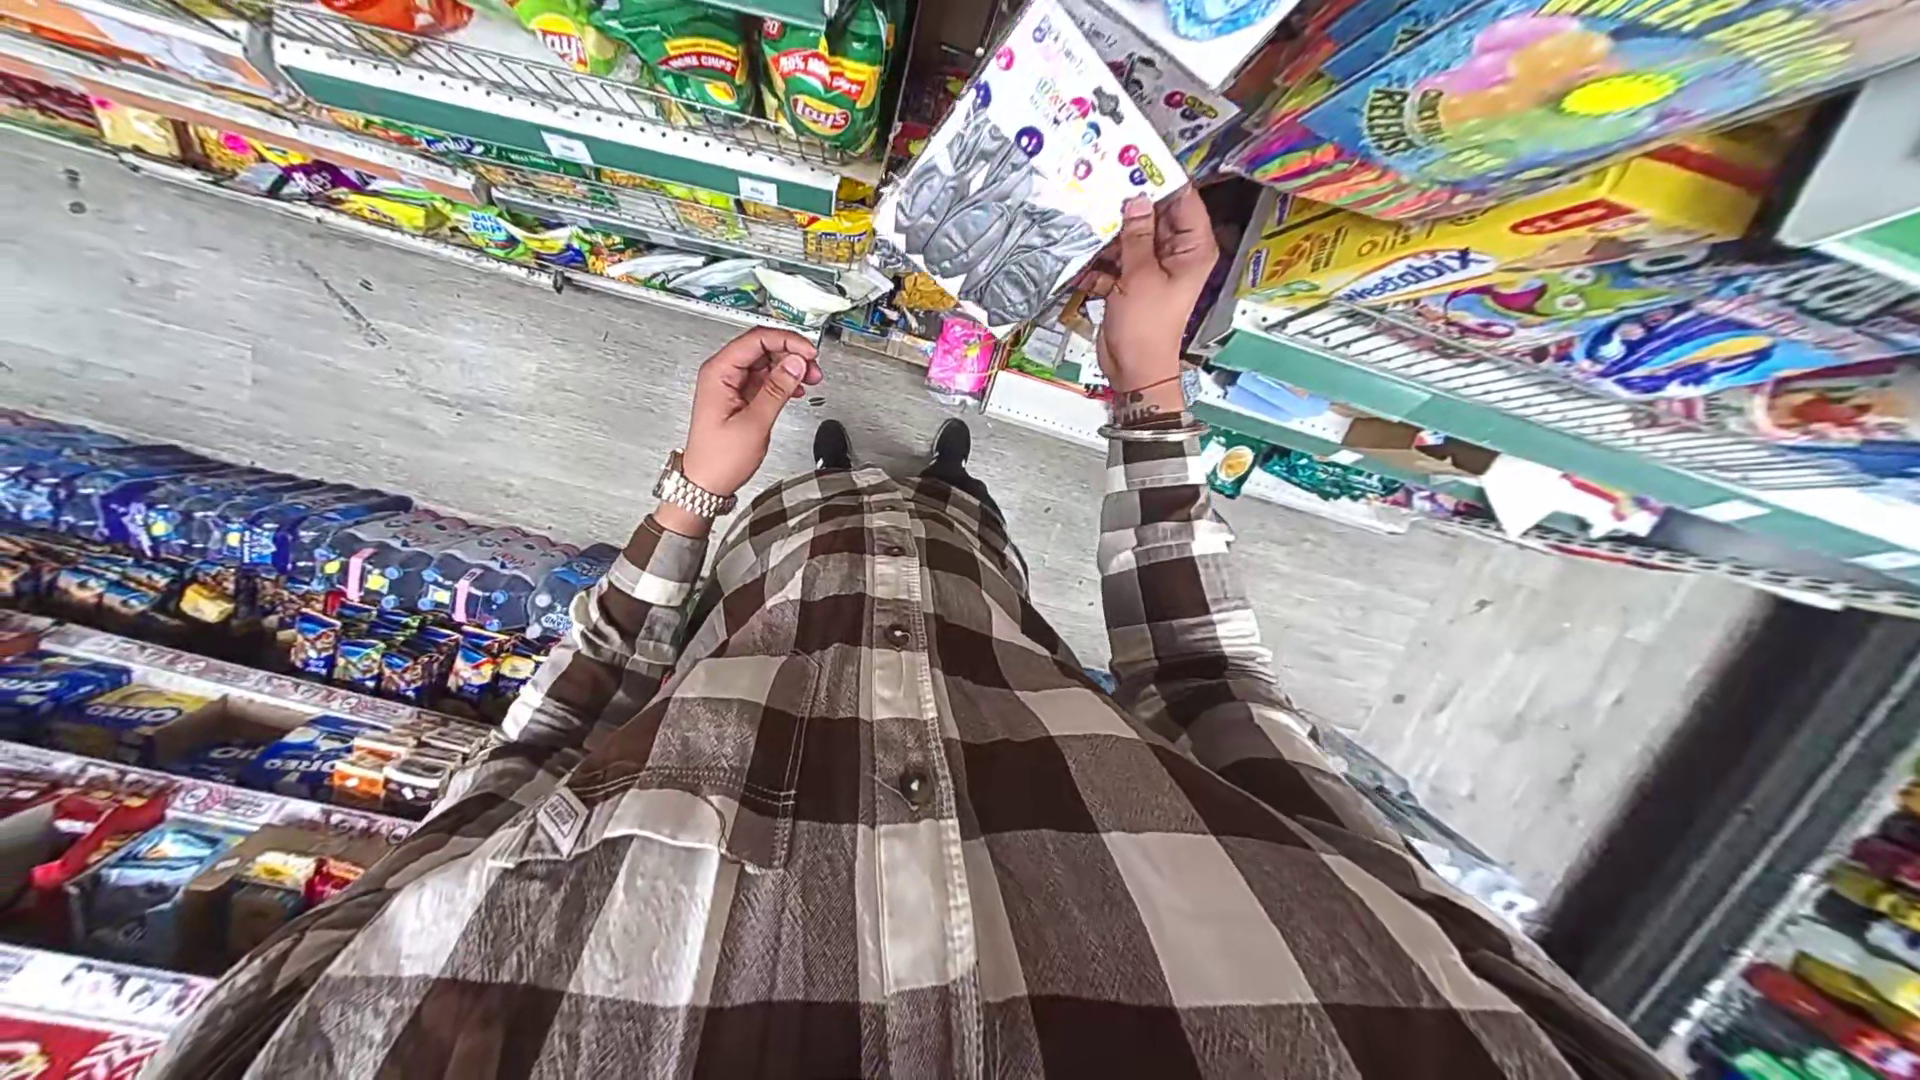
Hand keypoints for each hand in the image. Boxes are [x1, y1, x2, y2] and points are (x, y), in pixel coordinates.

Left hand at [678, 327, 820, 498]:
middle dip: (792, 354)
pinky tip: (796, 390)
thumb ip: (777, 389)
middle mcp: (722, 374)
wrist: (707, 483)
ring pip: (766, 363)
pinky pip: (765, 380)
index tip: (809, 352)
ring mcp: (731, 386)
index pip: (756, 339)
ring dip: (790, 369)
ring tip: (810, 379)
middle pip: (762, 348)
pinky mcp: (740, 398)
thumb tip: (796, 363)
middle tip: (813, 368)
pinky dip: (784, 382)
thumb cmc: (720, 458)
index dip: (787, 341)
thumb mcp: (754, 422)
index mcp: (719, 373)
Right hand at [1082, 186, 1216, 414]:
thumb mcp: (1140, 276)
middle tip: (1102, 190)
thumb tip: (1135, 200)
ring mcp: (1151, 270)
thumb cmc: (1146, 329)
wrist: (1132, 369)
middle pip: (1152, 219)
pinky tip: (1081, 264)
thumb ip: (1135, 236)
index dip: (1161, 183)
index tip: (1136, 165)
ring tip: (1085, 228)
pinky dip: (1099, 265)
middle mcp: (1176, 255)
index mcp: (1192, 249)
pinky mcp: (1130, 285)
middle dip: (1127, 210)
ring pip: (1130, 240)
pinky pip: (1115, 264)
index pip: (1183, 201)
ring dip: (1108, 239)